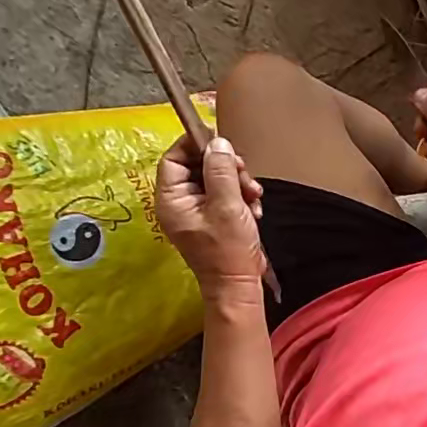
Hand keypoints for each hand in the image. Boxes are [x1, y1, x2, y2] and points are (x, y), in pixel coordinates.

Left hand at [156, 134, 267, 303]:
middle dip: (225, 167)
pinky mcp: (212, 218)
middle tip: (244, 173)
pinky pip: (225, 195)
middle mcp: (179, 203)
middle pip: (197, 166)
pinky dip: (241, 197)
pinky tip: (254, 208)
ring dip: (238, 183)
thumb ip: (221, 170)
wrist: (239, 285)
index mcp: (171, 199)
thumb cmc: (228, 250)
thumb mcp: (227, 205)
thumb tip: (218, 142)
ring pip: (215, 179)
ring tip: (254, 196)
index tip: (220, 141)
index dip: (195, 145)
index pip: (174, 158)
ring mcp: (196, 211)